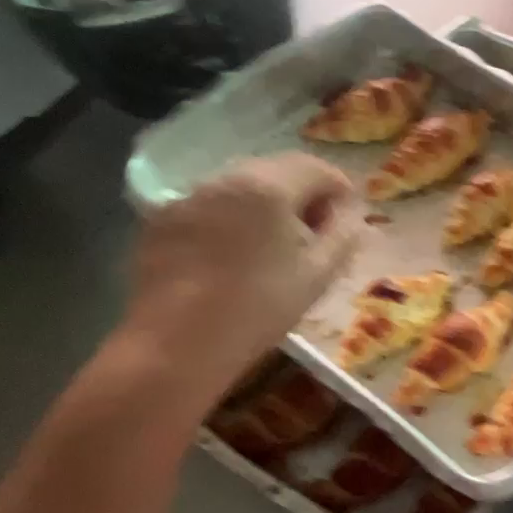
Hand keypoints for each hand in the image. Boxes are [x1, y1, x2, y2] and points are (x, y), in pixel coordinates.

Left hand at [121, 152, 352, 403]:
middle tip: (314, 233)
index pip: (317, 168)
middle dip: (302, 195)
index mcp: (269, 187)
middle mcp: (225, 179)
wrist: (178, 344)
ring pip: (240, 188)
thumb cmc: (259, 308)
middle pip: (276, 171)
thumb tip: (351, 215)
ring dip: (265, 206)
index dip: (340, 190)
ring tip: (273, 246)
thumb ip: (343, 235)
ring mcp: (188, 197)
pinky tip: (233, 257)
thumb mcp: (319, 274)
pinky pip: (209, 207)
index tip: (347, 219)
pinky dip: (230, 220)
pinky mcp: (162, 221)